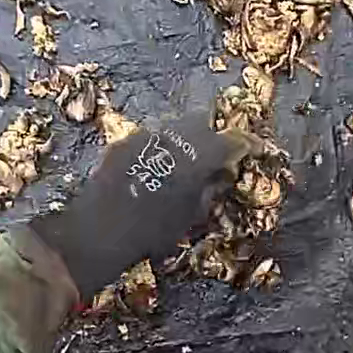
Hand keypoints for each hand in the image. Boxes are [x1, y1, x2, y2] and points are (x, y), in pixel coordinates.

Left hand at [30, 113, 247, 294]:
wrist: (100, 229)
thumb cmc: (153, 230)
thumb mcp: (191, 215)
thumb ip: (208, 188)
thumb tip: (219, 174)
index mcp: (199, 153)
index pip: (231, 139)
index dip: (245, 144)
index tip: (252, 149)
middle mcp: (173, 135)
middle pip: (201, 121)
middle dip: (211, 134)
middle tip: (217, 154)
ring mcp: (144, 135)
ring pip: (173, 127)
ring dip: (183, 139)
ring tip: (186, 160)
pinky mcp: (122, 142)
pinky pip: (150, 138)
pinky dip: (159, 148)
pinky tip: (157, 164)